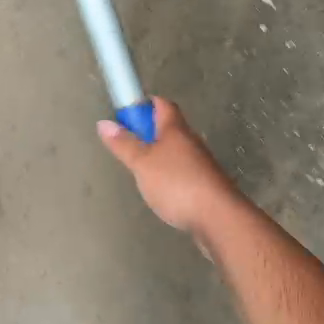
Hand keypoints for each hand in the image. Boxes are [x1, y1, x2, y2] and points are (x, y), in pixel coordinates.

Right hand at [98, 97, 239, 233]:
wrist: (220, 219)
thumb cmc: (177, 183)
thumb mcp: (142, 163)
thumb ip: (124, 144)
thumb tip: (104, 123)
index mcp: (175, 129)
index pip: (162, 104)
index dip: (144, 105)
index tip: (128, 115)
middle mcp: (190, 141)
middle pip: (169, 128)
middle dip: (149, 134)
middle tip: (130, 147)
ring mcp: (201, 165)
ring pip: (176, 152)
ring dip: (160, 158)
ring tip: (143, 174)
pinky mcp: (206, 186)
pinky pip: (184, 173)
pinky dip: (171, 178)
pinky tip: (162, 193)